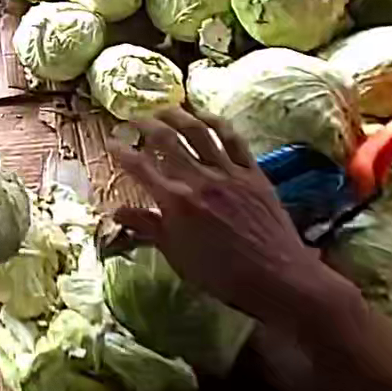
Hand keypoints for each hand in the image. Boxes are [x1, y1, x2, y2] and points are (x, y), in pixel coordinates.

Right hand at [111, 108, 354, 331]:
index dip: (120, 150)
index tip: (110, 141)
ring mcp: (227, 173)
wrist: (282, 281)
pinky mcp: (252, 173)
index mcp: (175, 201)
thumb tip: (116, 212)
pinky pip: (232, 139)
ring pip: (197, 131)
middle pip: (165, 139)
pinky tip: (204, 116)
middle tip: (134, 118)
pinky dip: (216, 122)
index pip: (138, 166)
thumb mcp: (177, 255)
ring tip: (164, 109)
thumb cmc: (223, 275)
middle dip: (144, 123)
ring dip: (176, 115)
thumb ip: (147, 228)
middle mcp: (198, 180)